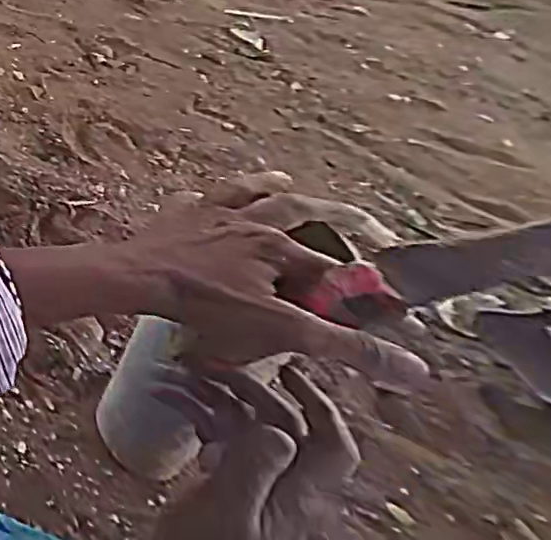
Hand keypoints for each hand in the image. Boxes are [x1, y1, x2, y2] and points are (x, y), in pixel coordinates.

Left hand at [0, 174, 426, 387]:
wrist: (137, 275)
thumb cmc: (203, 301)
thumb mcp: (279, 328)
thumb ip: (343, 345)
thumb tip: (413, 369)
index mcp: (274, 244)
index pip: (330, 265)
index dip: (354, 285)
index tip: (375, 299)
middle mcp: (243, 219)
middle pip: (297, 208)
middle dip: (336, 215)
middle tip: (366, 220)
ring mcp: (205, 211)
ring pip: (244, 190)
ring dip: (266, 186)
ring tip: (284, 180)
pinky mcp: (174, 213)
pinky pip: (194, 197)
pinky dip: (206, 196)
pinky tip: (205, 197)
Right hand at [152, 366, 358, 539]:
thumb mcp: (229, 513)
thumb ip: (254, 470)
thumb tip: (280, 429)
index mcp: (300, 496)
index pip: (333, 445)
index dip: (319, 404)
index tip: (285, 368)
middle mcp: (286, 485)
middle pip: (280, 422)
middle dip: (242, 386)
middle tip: (203, 362)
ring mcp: (256, 483)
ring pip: (244, 423)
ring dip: (208, 393)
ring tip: (172, 374)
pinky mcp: (228, 483)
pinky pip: (218, 436)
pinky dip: (193, 411)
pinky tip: (164, 398)